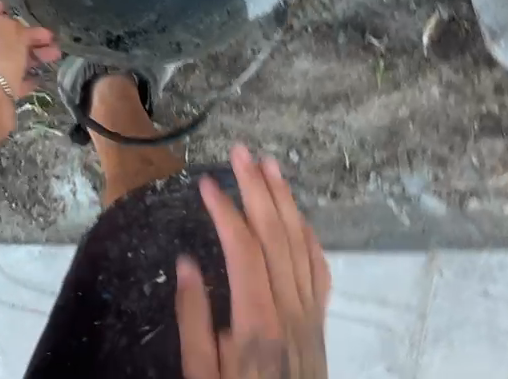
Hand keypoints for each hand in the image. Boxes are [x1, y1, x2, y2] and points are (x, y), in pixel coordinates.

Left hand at [0, 0, 61, 135]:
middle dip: (27, 35)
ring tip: (56, 54)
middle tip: (50, 36)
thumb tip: (18, 32)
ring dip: (34, 55)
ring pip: (12, 58)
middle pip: (2, 37)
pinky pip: (13, 80)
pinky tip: (40, 76)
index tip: (8, 6)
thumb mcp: (8, 29)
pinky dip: (26, 77)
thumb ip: (15, 25)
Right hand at [175, 146, 330, 378]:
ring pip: (301, 246)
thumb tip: (186, 262)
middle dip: (258, 189)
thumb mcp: (199, 375)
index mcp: (257, 323)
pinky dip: (309, 237)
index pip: (244, 250)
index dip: (226, 210)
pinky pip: (320, 273)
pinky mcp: (319, 326)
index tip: (206, 182)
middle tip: (241, 151)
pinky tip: (299, 217)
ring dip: (285, 202)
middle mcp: (291, 312)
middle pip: (276, 236)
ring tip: (270, 166)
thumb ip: (193, 320)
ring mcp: (311, 318)